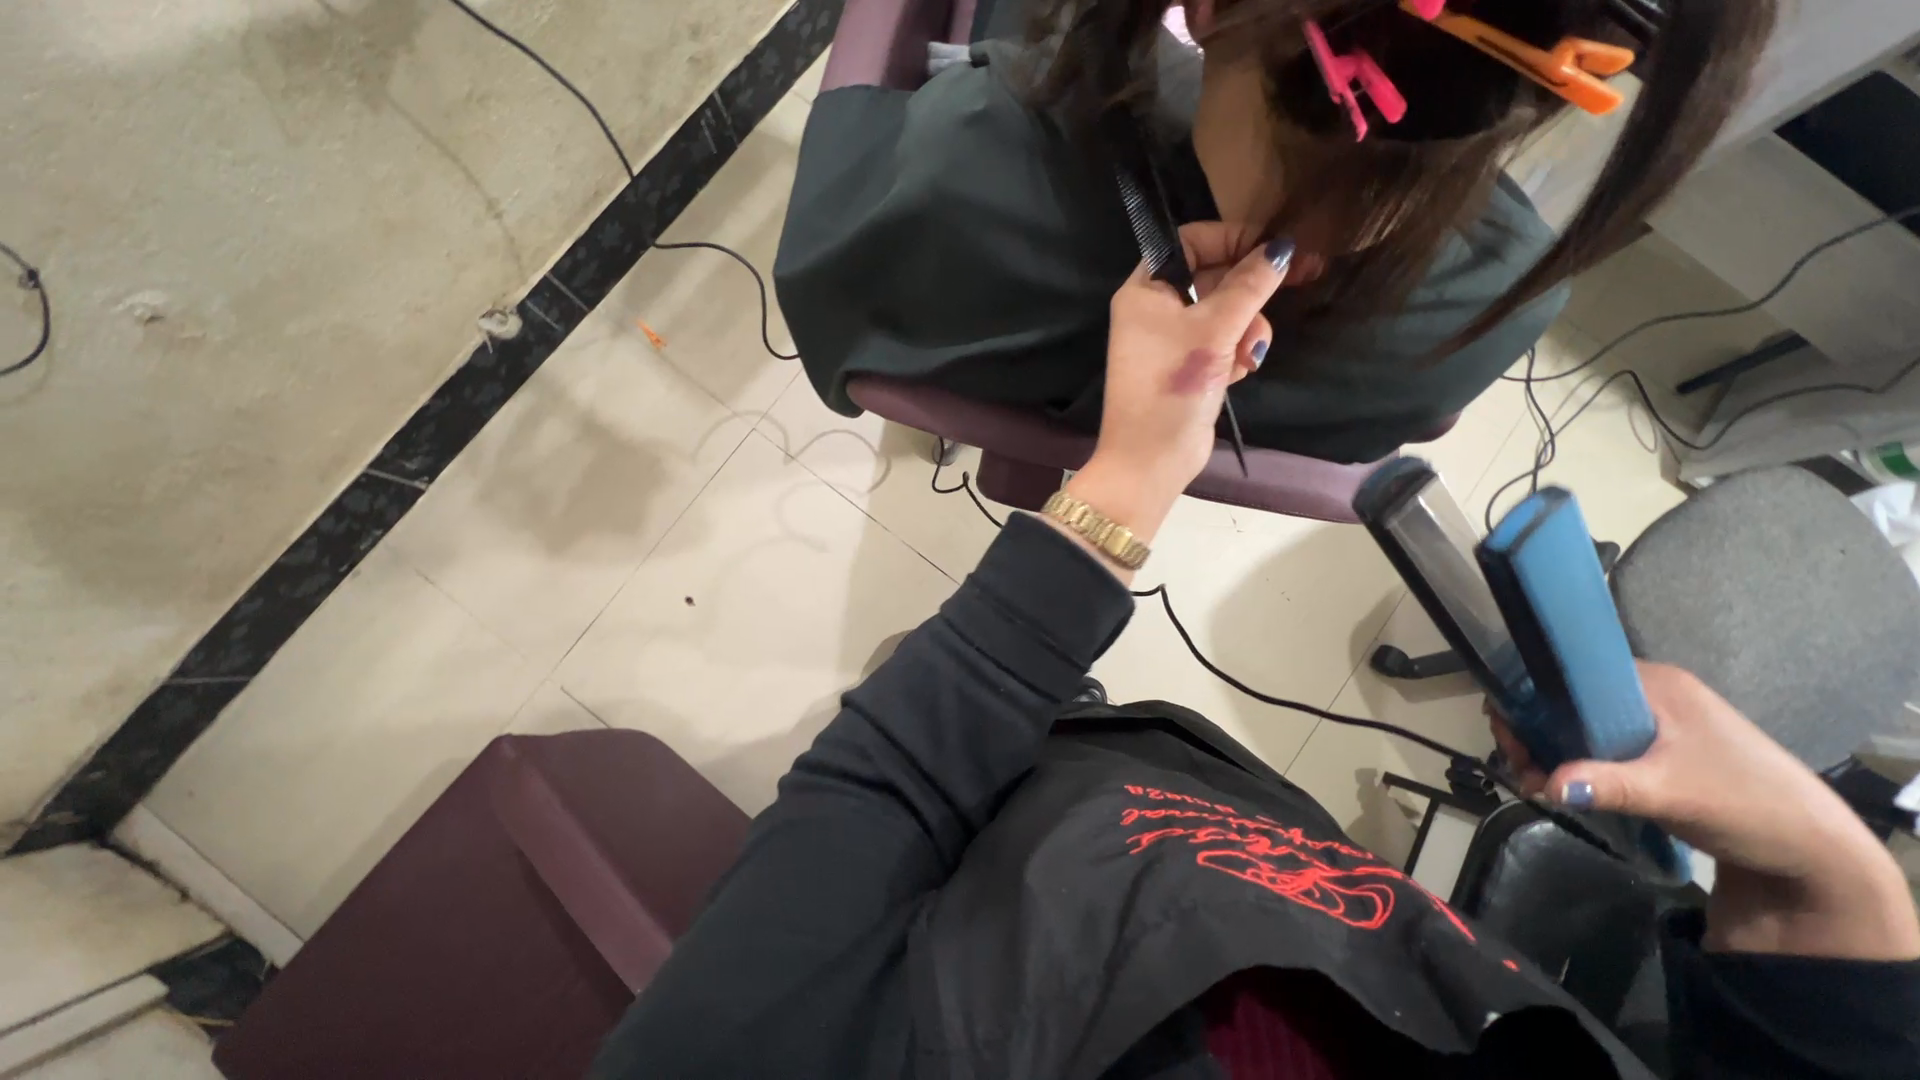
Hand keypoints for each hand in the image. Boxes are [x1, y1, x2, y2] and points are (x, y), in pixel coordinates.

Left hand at [1062, 226, 1292, 561]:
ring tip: (1249, 352)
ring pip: (1226, 314)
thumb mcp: (1215, 330)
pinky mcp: (1189, 369)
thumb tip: (1283, 248)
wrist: (1150, 458)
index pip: (1189, 242)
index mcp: (1145, 290)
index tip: (1271, 246)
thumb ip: (1250, 285)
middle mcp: (1154, 311)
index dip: (1231, 238)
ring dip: (1247, 328)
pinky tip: (1241, 371)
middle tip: (1306, 276)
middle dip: (1250, 290)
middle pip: (1214, 278)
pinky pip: (1224, 344)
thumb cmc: (1172, 385)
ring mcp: (1172, 341)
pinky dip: (1237, 353)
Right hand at [1493, 662, 1919, 960]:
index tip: (1506, 731)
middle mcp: (1649, 691)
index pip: (1569, 671)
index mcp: (1654, 683)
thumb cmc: (1748, 805)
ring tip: (1538, 784)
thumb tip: (1546, 784)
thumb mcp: (1672, 794)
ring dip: (1549, 750)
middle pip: (1565, 698)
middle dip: (1532, 730)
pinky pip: (1595, 742)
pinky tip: (1562, 786)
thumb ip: (1607, 785)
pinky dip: (1572, 761)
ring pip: (1577, 723)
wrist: (1813, 853)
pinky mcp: (1655, 748)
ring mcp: (1653, 720)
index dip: (1526, 695)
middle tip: (1520, 768)